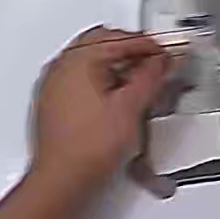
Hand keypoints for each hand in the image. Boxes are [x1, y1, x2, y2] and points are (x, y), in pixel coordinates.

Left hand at [27, 27, 171, 193]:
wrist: (63, 179)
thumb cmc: (88, 147)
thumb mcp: (132, 107)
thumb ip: (150, 77)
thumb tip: (161, 62)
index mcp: (78, 60)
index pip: (120, 39)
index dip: (149, 46)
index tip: (167, 55)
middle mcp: (60, 68)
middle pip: (101, 42)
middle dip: (131, 49)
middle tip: (154, 62)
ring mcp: (53, 86)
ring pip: (89, 59)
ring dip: (116, 63)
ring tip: (140, 80)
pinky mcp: (53, 104)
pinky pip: (80, 78)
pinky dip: (101, 79)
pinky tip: (117, 98)